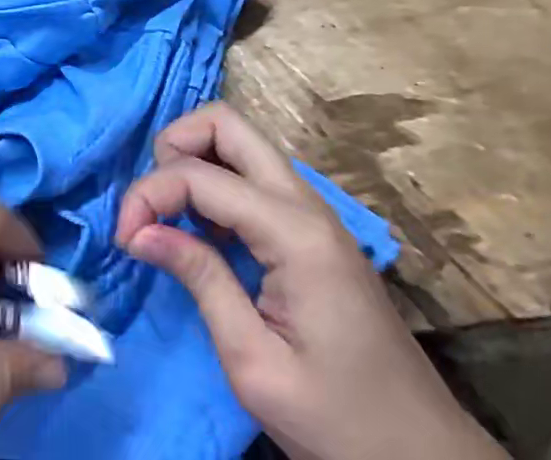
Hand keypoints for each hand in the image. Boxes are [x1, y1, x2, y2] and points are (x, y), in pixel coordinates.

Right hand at [117, 104, 504, 459]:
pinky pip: (249, 175)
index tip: (125, 241)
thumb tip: (137, 231)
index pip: (199, 174)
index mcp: (296, 234)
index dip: (147, 196)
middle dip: (172, 147)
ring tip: (170, 219)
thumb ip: (199, 280)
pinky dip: (211, 184)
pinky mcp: (310, 229)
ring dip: (191, 163)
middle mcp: (307, 205)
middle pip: (225, 124)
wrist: (425, 459)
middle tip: (150, 205)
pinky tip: (201, 232)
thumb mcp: (255, 363)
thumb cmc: (339, 420)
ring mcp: (312, 213)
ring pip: (237, 142)